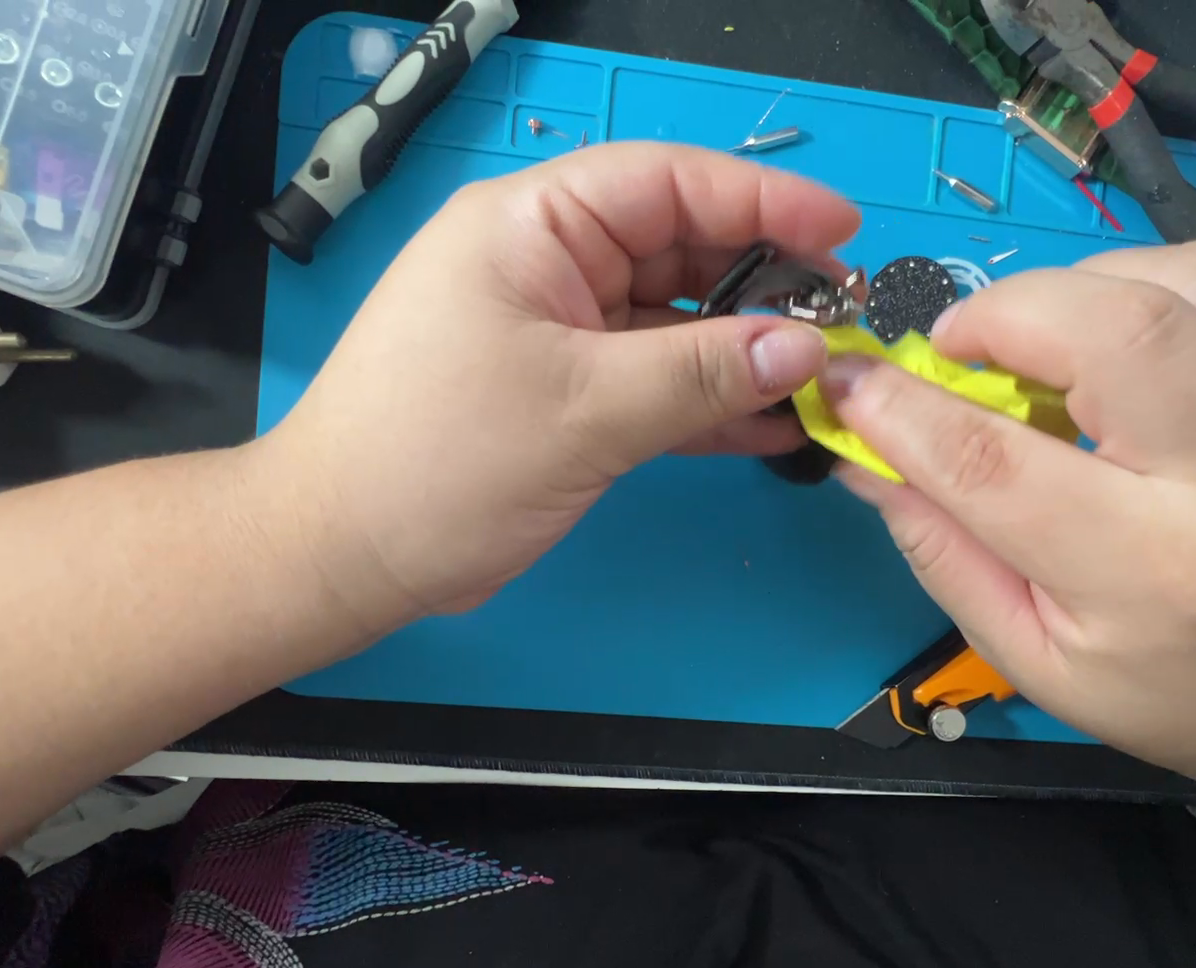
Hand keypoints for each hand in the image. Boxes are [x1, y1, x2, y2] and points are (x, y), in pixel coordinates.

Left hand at [256, 143, 858, 625]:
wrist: (354, 554)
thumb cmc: (443, 461)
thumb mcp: (583, 409)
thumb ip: (700, 374)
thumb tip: (804, 347)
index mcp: (534, 229)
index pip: (665, 185)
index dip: (762, 199)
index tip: (842, 230)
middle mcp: (553, 271)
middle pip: (680, 255)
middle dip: (762, 288)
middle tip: (841, 322)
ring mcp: (565, 340)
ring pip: (676, 329)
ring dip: (744, 356)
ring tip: (821, 378)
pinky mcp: (573, 401)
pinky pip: (656, 389)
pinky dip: (709, 407)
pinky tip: (771, 426)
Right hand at [828, 242, 1195, 785]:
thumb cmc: (1156, 688)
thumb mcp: (1023, 650)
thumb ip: (938, 548)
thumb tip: (858, 457)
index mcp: (1146, 577)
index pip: (995, 466)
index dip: (900, 412)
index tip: (843, 382)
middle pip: (1116, 334)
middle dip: (998, 317)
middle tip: (945, 350)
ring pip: (1170, 284)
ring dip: (1061, 291)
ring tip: (1017, 344)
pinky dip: (1124, 279)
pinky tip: (1089, 333)